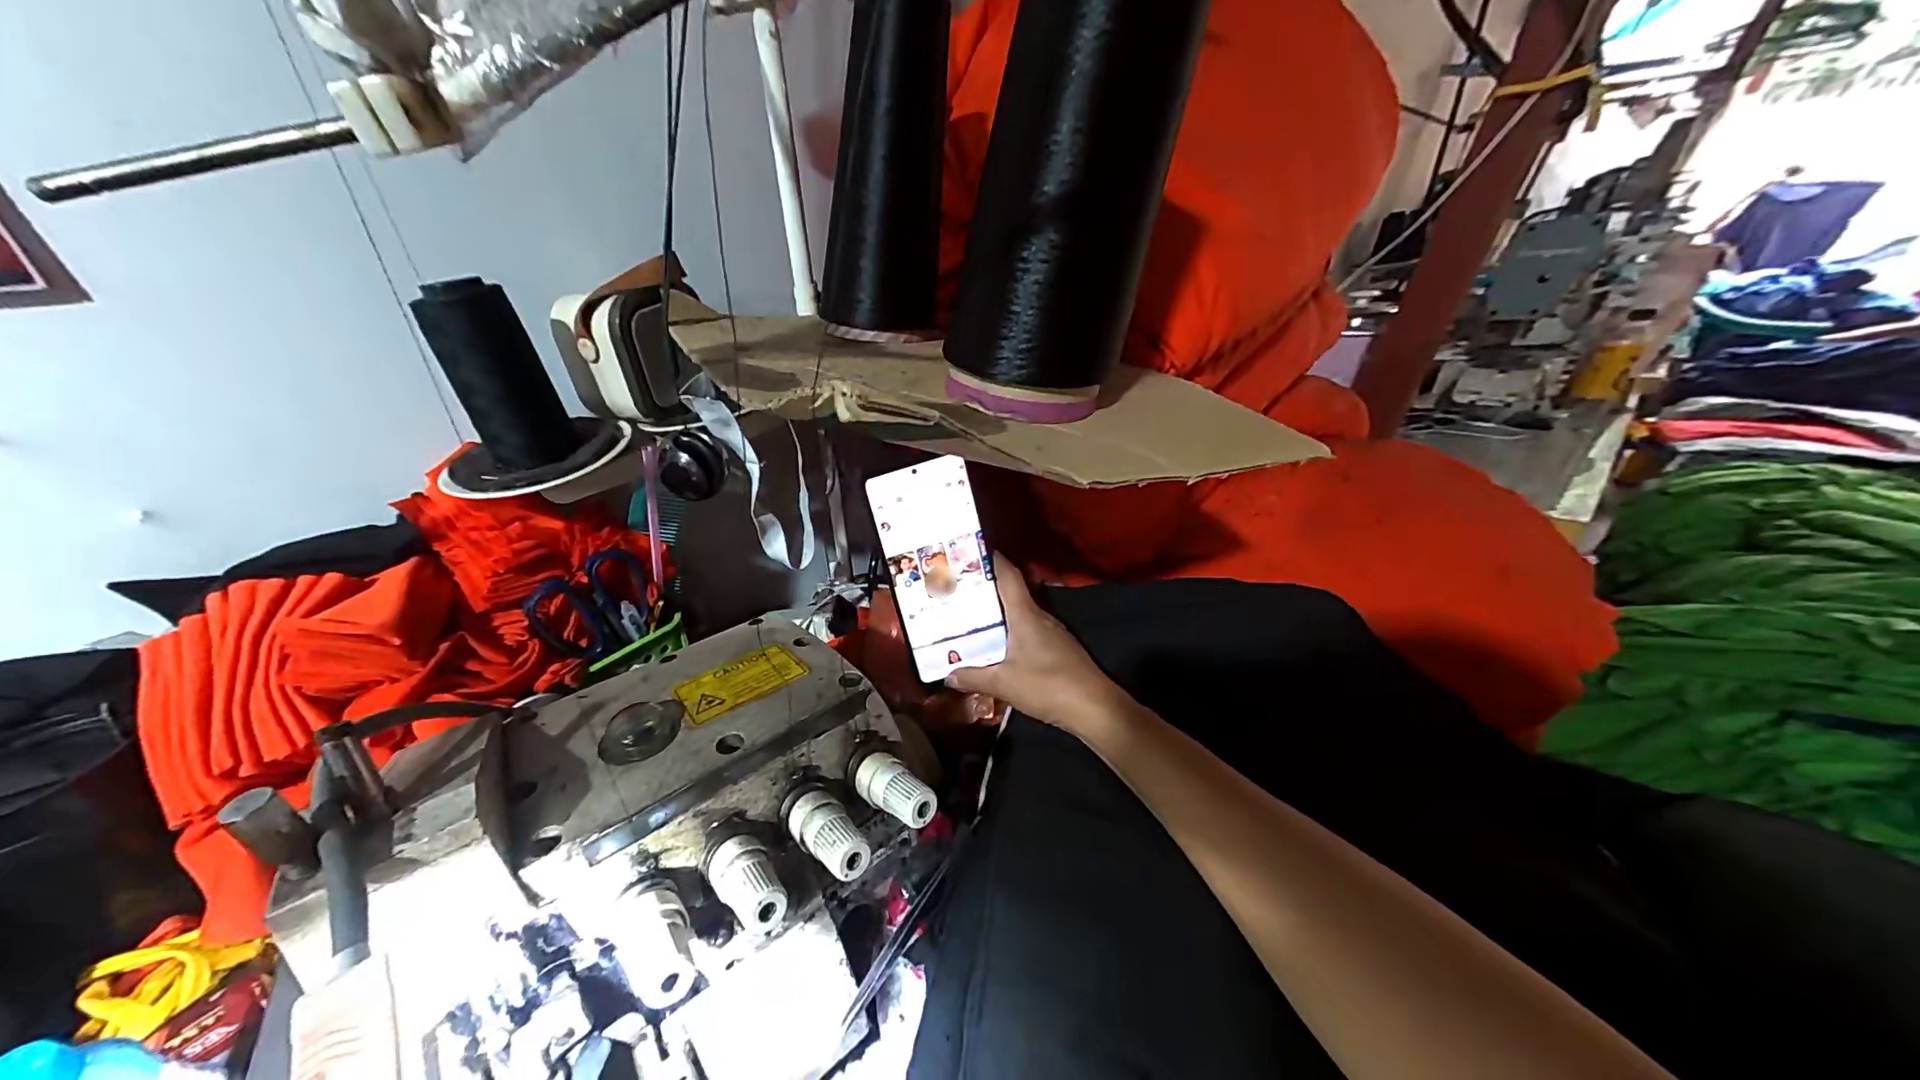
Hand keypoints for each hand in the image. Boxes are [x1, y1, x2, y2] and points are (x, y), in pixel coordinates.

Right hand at [944, 556, 1128, 735]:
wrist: (1095, 708)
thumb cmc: (1047, 685)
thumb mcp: (1003, 683)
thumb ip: (973, 677)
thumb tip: (949, 674)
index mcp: (1026, 614)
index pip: (1009, 576)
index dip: (992, 560)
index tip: (971, 553)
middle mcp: (1041, 617)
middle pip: (1013, 594)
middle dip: (987, 591)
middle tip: (960, 592)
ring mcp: (1054, 632)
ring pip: (1022, 614)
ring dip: (1000, 614)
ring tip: (973, 619)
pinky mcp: (1060, 649)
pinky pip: (1031, 632)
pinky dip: (1013, 633)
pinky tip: (1000, 647)